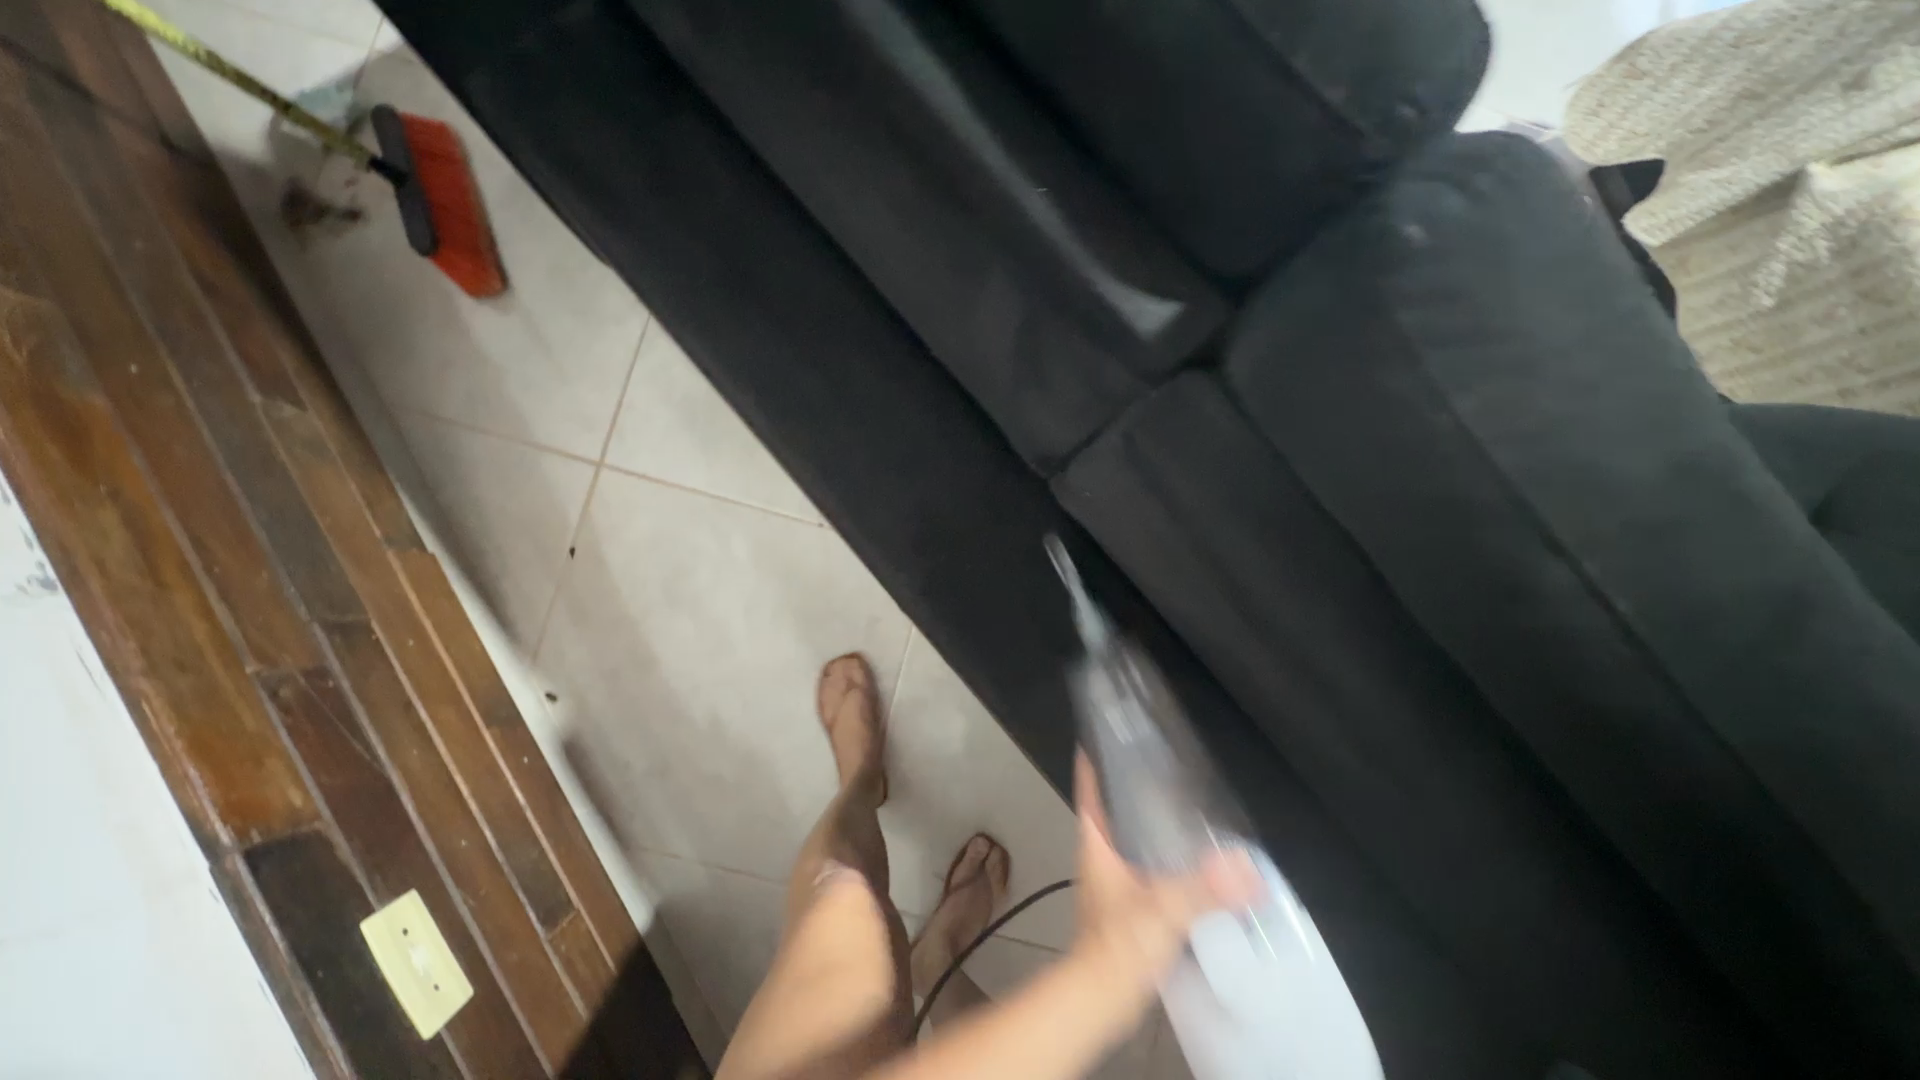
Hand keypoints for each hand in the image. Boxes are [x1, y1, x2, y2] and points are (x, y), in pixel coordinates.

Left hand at [1069, 752, 1264, 995]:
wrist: (1101, 998)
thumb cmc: (1119, 945)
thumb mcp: (1163, 908)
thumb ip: (1205, 888)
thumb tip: (1246, 867)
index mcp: (1096, 848)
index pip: (1090, 796)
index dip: (1092, 769)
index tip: (1096, 743)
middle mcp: (1099, 862)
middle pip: (1109, 817)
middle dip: (1127, 795)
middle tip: (1154, 772)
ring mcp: (1110, 888)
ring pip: (1126, 847)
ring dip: (1145, 830)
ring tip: (1178, 813)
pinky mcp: (1125, 913)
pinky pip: (1142, 876)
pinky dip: (1160, 865)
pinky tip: (1188, 869)